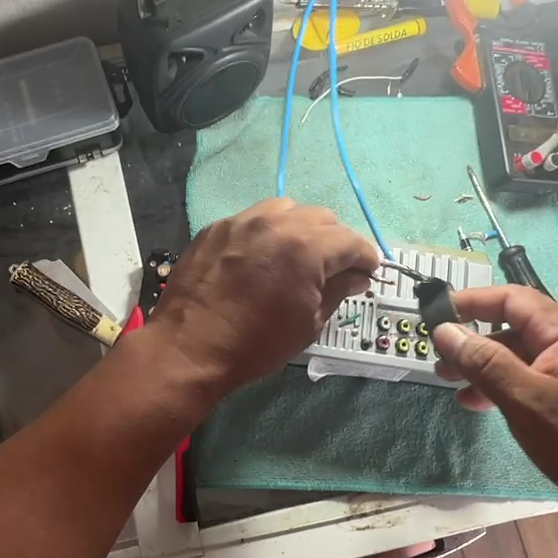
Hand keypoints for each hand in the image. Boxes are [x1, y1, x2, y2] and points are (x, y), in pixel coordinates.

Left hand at [147, 198, 378, 399]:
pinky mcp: (216, 227)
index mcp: (306, 247)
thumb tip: (356, 276)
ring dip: (299, 228)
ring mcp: (242, 221)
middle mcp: (276, 223)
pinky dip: (265, 233)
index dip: (364, 257)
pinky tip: (260, 257)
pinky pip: (252, 219)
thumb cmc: (256, 343)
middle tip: (332, 268)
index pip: (350, 240)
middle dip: (333, 241)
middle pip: (321, 218)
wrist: (190, 348)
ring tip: (295, 255)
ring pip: (285, 209)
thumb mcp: (309, 323)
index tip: (367, 272)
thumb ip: (337, 291)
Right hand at [429, 286, 557, 528]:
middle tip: (439, 362)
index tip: (436, 313)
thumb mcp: (525, 401)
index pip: (513, 299)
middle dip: (474, 341)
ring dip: (486, 368)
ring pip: (523, 358)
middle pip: (516, 328)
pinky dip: (506, 388)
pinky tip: (484, 406)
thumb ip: (484, 362)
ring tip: (453, 387)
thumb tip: (444, 330)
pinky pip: (535, 382)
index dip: (472, 301)